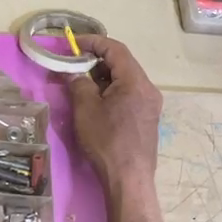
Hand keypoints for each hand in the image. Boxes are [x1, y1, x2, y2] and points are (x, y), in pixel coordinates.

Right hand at [65, 35, 167, 221]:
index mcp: (136, 82)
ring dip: (101, 76)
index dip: (93, 42)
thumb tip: (72, 72)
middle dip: (95, 60)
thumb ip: (78, 84)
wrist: (128, 179)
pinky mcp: (146, 119)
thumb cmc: (106, 141)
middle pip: (122, 63)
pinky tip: (94, 100)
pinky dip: (110, 90)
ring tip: (79, 82)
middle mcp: (148, 89)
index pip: (116, 49)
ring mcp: (150, 105)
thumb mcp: (85, 109)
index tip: (72, 44)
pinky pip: (128, 94)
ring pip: (124, 80)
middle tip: (72, 64)